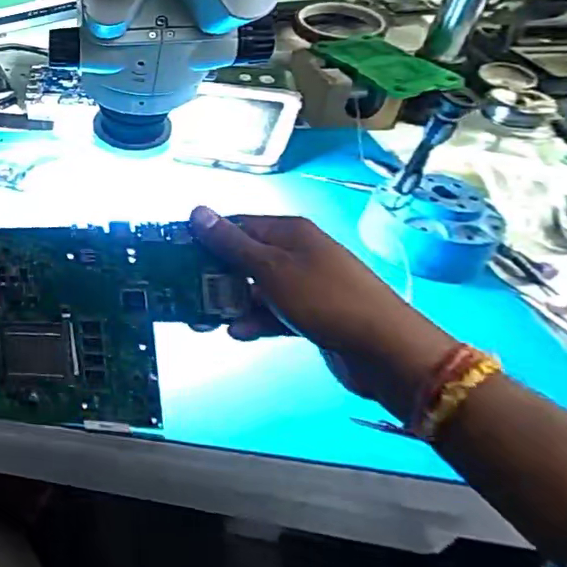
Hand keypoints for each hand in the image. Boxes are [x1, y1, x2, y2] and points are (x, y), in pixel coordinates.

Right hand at [190, 207, 457, 420]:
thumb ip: (230, 242)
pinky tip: (239, 332)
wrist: (391, 356)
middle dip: (214, 276)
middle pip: (241, 258)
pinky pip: (272, 311)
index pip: (234, 225)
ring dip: (231, 303)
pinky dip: (255, 320)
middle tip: (186, 293)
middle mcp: (296, 253)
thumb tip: (197, 211)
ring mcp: (305, 285)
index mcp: (289, 233)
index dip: (205, 238)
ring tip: (206, 320)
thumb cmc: (327, 301)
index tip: (176, 255)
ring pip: (253, 288)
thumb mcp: (270, 269)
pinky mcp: (312, 314)